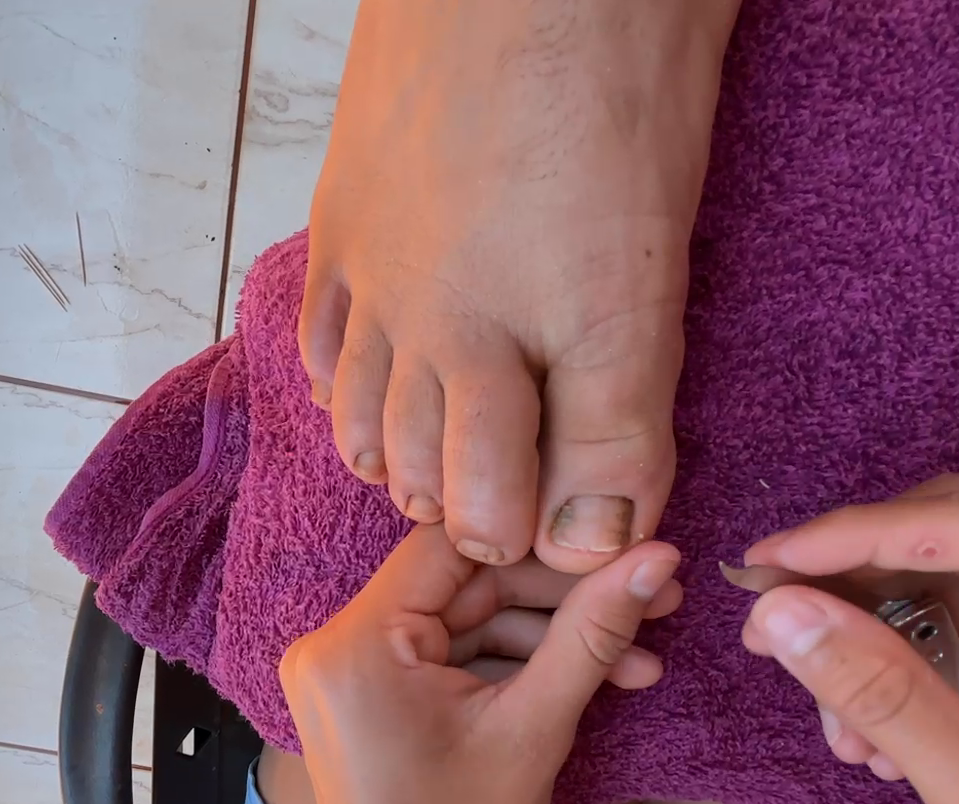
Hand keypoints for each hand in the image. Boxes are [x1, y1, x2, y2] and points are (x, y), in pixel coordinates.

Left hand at [280, 525, 681, 803]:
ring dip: (543, 638)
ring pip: (461, 623)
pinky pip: (444, 656)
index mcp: (355, 643)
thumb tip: (657, 557)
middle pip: (462, 586)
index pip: (452, 546)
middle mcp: (333, 644)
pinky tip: (582, 676)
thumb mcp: (535, 728)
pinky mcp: (366, 694)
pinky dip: (506, 664)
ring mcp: (346, 670)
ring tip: (634, 656)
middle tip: (649, 601)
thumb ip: (594, 631)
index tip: (619, 550)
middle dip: (557, 601)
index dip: (543, 544)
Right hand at [301, 0, 738, 571]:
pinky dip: (334, 379)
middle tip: (478, 522)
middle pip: (412, 459)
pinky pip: (317, 330)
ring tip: (414, 479)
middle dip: (452, 506)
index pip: (488, 496)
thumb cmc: (609, 101)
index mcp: (485, 353)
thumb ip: (612, 426)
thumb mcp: (641, 284)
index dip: (519, 537)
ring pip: (355, 405)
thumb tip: (589, 542)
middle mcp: (408, 328)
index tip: (541, 546)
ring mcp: (365, 272)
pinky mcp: (342, 217)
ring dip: (388, 456)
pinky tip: (347, 389)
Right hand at [740, 476, 958, 803]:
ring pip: (958, 581)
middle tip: (772, 623)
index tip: (770, 560)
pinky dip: (900, 669)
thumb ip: (888, 700)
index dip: (875, 535)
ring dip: (874, 636)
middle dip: (863, 582)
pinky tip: (874, 733)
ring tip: (838, 721)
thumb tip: (777, 612)